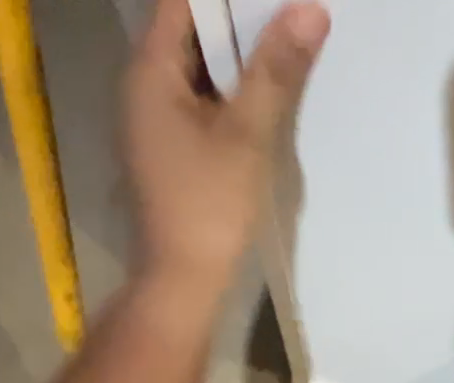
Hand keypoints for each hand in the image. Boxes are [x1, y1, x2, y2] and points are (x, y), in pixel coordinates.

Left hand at [122, 0, 329, 293]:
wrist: (182, 284)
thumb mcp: (247, 135)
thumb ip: (276, 71)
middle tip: (292, 17)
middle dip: (243, 24)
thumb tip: (310, 9)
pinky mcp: (172, 154)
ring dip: (242, 62)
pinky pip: (203, 106)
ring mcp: (156, 125)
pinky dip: (234, 97)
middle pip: (192, 34)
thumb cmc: (209, 207)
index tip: (274, 0)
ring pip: (201, 72)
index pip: (183, 3)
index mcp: (150, 74)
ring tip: (291, 49)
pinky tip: (270, 99)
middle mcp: (144, 91)